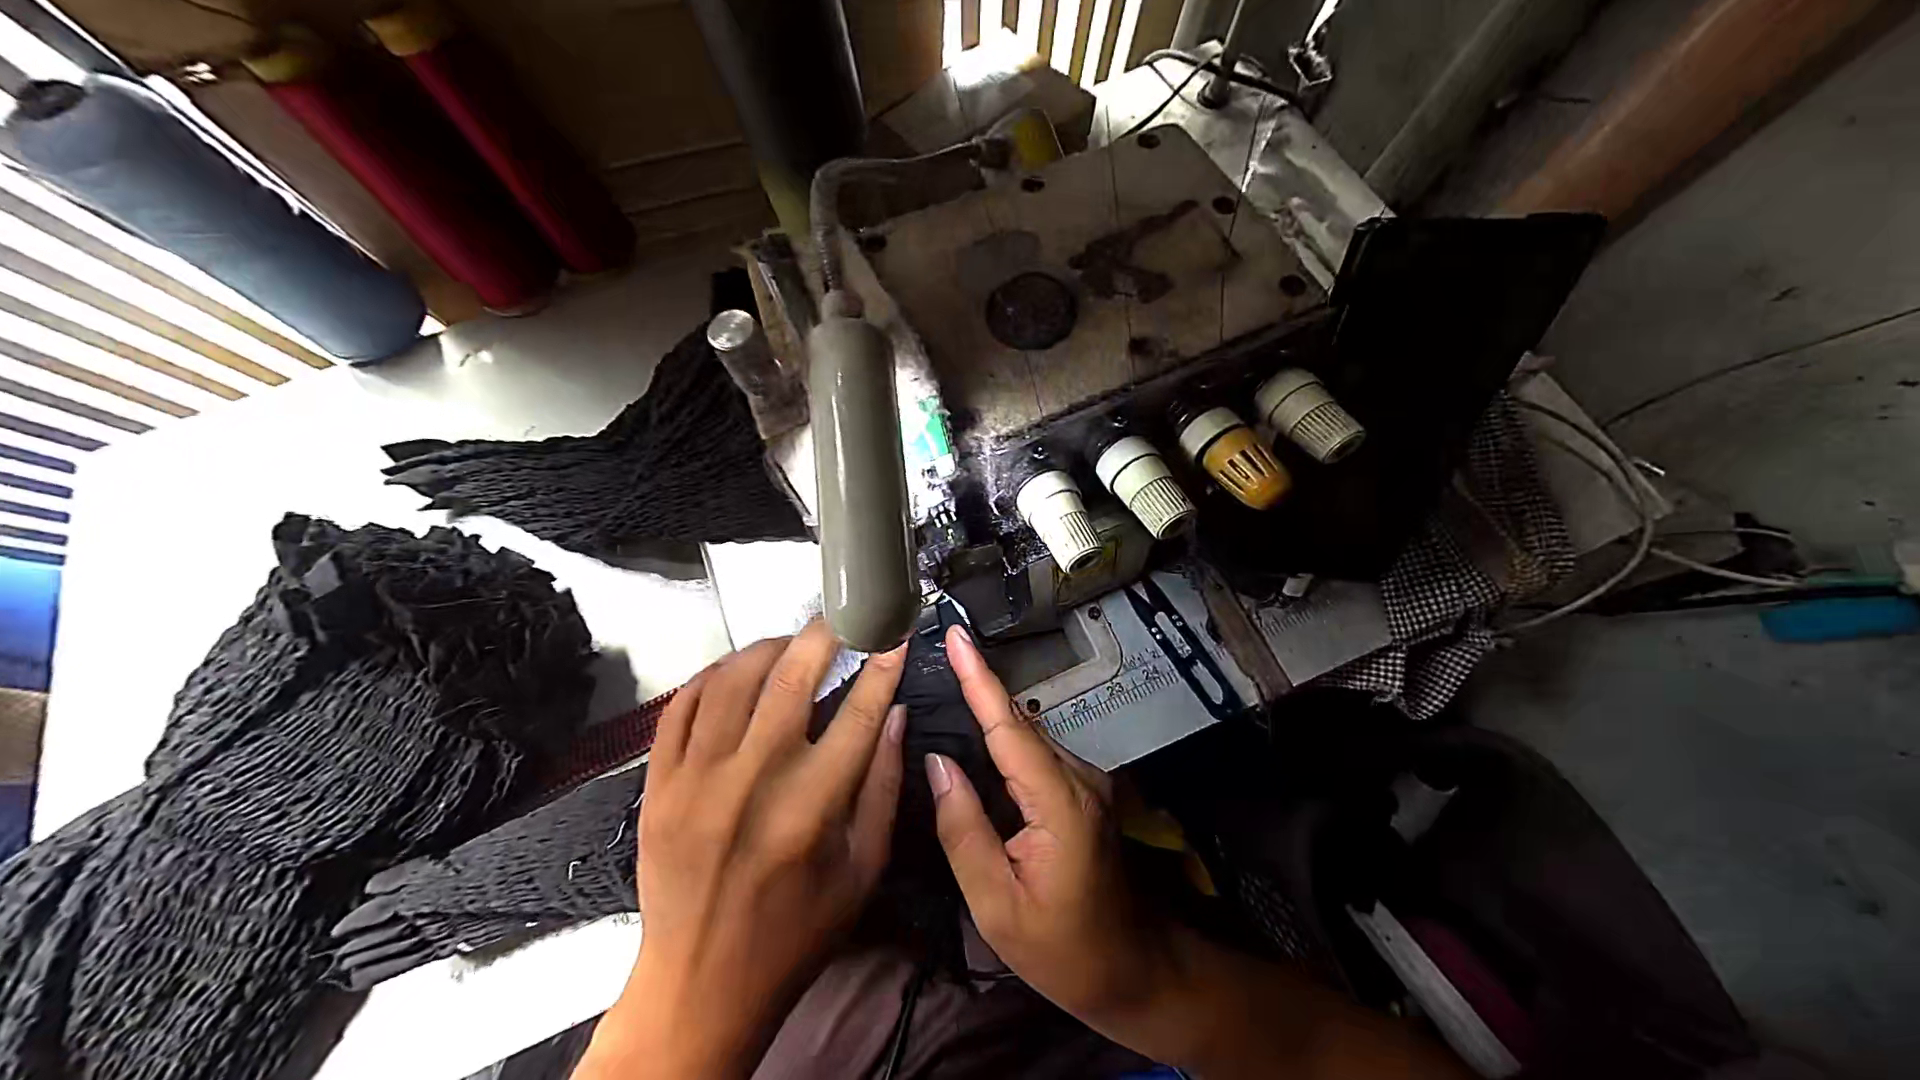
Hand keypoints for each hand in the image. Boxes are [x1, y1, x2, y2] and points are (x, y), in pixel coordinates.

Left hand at [577, 620, 907, 1079]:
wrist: (699, 985)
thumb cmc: (795, 932)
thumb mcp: (862, 871)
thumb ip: (884, 786)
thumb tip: (897, 715)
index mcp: (810, 808)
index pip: (858, 715)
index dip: (882, 668)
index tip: (893, 637)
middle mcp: (751, 782)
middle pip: (791, 679)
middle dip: (824, 636)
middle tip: (841, 618)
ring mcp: (694, 779)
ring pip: (731, 680)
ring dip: (767, 648)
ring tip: (790, 644)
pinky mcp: (658, 785)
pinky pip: (680, 706)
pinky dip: (711, 676)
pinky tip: (735, 671)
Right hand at [929, 623, 1472, 1079]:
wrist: (1138, 969)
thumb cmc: (1064, 950)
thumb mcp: (996, 905)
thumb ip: (963, 828)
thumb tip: (937, 762)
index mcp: (1058, 804)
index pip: (1009, 727)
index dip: (978, 678)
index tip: (956, 635)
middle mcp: (1079, 778)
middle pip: (1018, 722)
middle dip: (976, 685)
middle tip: (934, 655)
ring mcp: (1087, 781)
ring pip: (1027, 734)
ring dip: (987, 711)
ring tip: (944, 687)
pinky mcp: (1085, 790)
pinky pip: (1035, 753)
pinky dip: (1002, 739)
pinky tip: (974, 738)